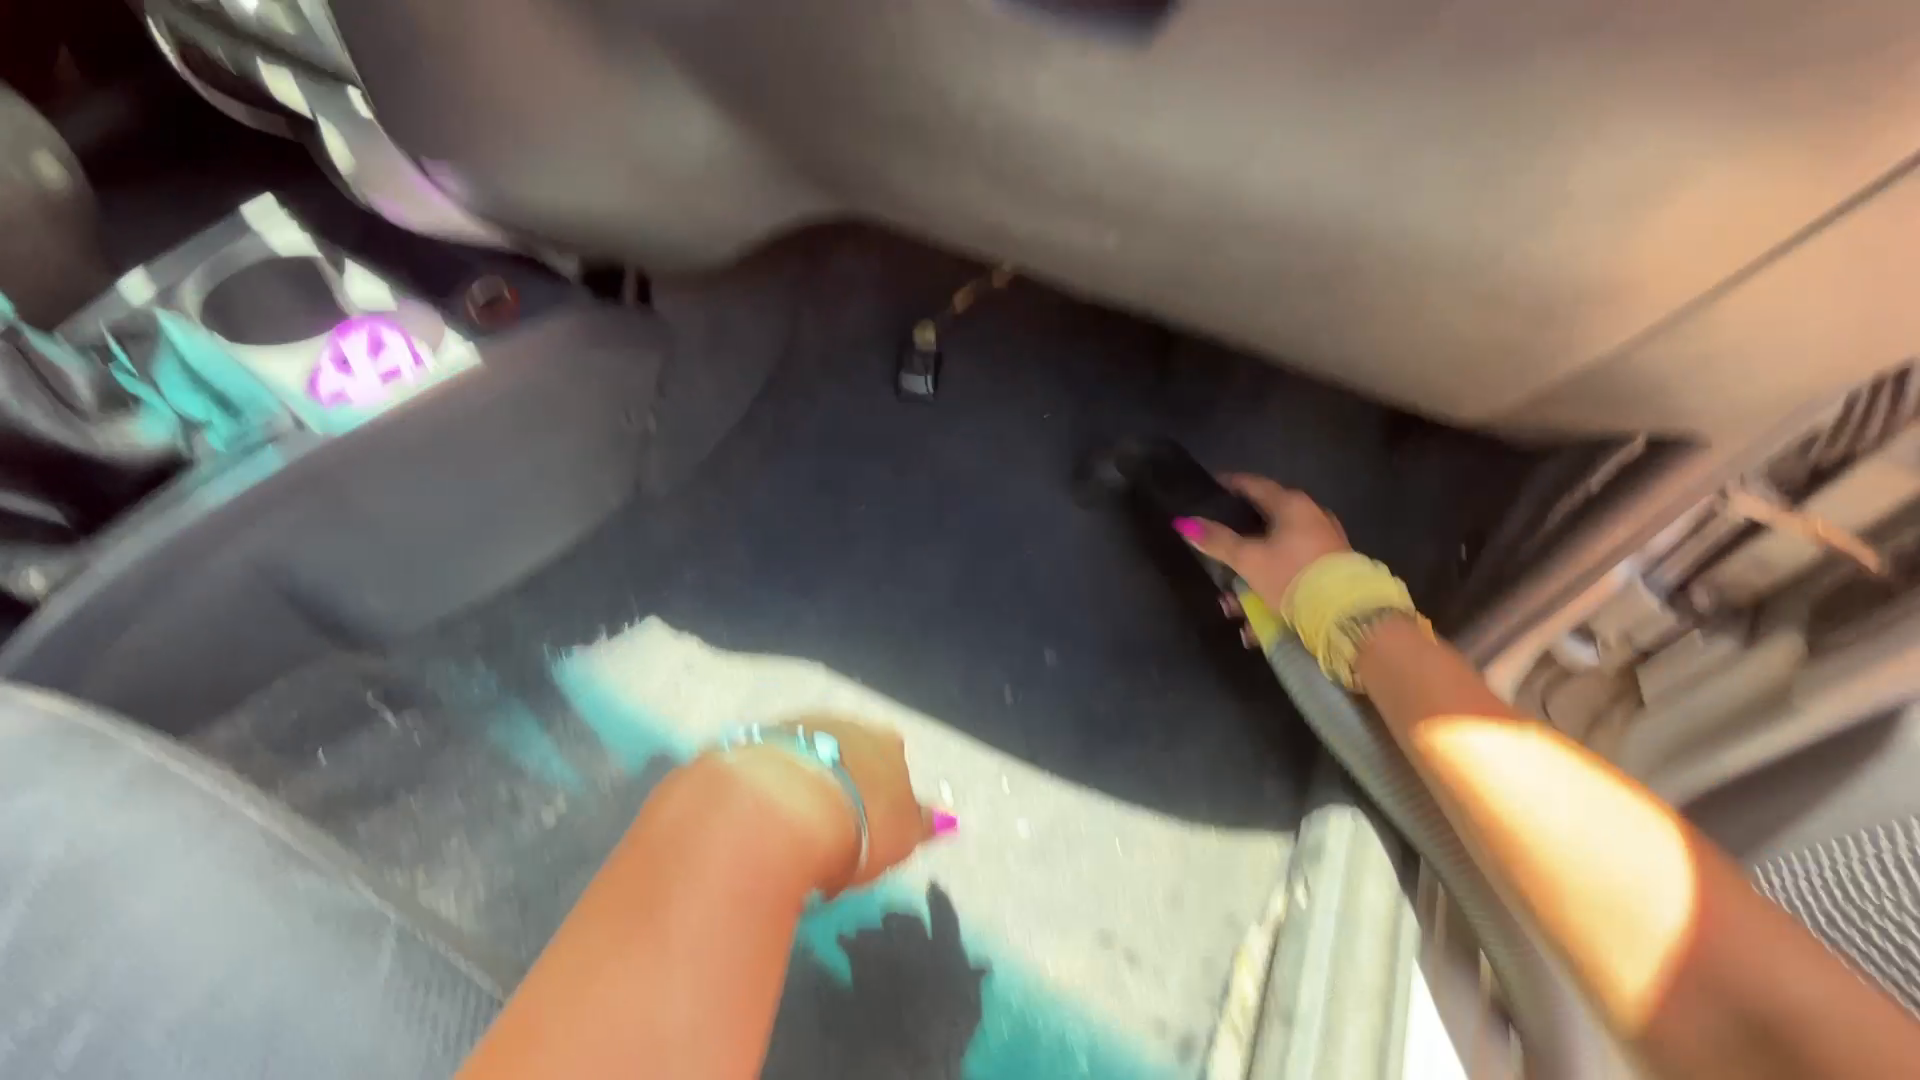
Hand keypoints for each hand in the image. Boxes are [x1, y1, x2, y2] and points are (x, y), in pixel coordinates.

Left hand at [723, 714, 944, 893]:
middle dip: (843, 777)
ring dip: (805, 776)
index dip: (883, 791)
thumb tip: (947, 818)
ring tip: (793, 823)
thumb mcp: (903, 837)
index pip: (893, 759)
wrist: (781, 809)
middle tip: (832, 824)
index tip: (871, 824)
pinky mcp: (754, 738)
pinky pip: (769, 761)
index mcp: (888, 743)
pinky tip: (763, 812)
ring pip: (808, 750)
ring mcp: (798, 724)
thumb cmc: (857, 828)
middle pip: (849, 749)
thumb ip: (923, 823)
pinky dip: (770, 780)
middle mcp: (847, 723)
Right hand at [1175, 474, 1349, 607]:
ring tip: (1233, 606)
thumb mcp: (1248, 560)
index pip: (1252, 484)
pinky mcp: (1330, 568)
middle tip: (1215, 557)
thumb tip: (1184, 522)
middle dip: (1236, 546)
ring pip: (1275, 554)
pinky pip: (1290, 572)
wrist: (1347, 616)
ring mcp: (1324, 542)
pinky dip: (1270, 589)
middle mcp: (1311, 516)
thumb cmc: (1292, 576)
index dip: (1228, 484)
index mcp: (1291, 505)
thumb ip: (1216, 541)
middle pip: (1263, 523)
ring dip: (1250, 578)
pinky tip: (1256, 620)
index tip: (1209, 487)